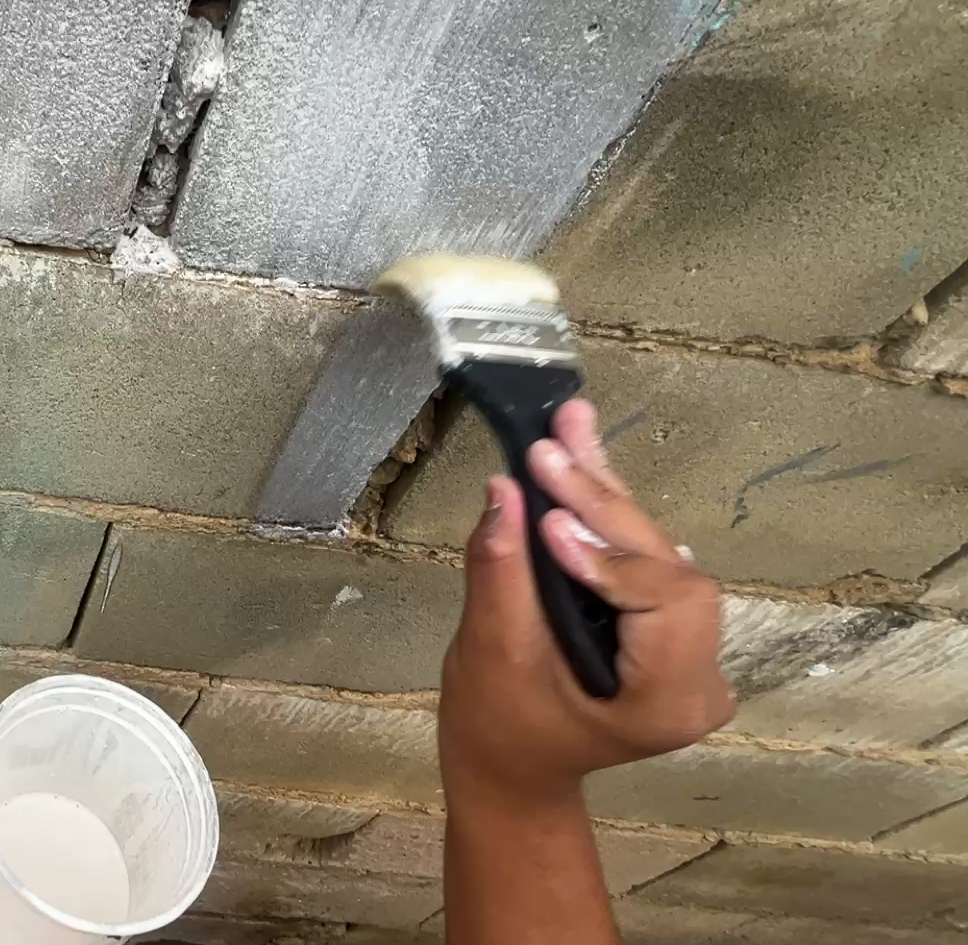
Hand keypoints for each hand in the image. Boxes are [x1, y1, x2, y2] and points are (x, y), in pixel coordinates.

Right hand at [438, 399, 734, 805]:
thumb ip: (501, 571)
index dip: (609, 557)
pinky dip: (602, 510)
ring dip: (604, 492)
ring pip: (655, 553)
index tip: (546, 519)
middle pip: (665, 567)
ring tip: (568, 428)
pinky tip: (580, 461)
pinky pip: (637, 560)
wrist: (507, 761)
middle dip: (602, 503)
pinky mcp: (659, 627)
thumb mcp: (490, 650)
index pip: (664, 604)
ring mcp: (686, 649)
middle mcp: (698, 672)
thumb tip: (502, 490)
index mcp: (667, 699)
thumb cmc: (494, 718)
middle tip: (549, 444)